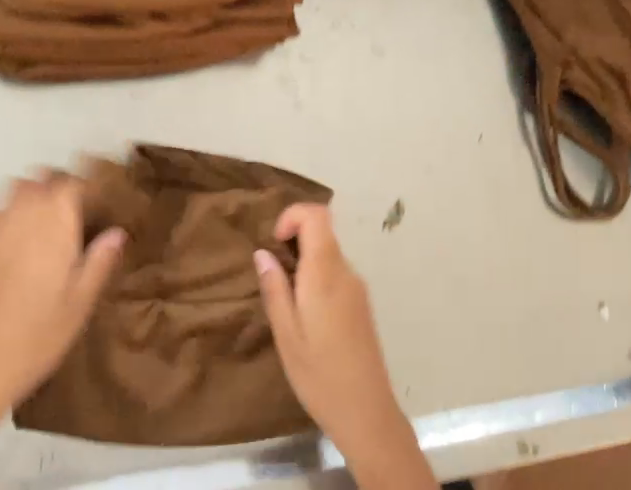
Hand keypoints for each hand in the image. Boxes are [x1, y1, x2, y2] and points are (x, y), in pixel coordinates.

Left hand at [0, 173, 125, 407]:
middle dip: (62, 184)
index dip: (87, 186)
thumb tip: (118, 231)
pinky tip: (22, 234)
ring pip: (17, 188)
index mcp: (55, 228)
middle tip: (81, 208)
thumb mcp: (82, 301)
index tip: (103, 200)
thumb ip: (100, 261)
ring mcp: (0, 232)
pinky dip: (10, 211)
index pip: (70, 185)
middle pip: (42, 179)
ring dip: (35, 192)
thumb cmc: (43, 332)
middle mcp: (26, 220)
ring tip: (52, 215)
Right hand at [253, 204, 411, 456]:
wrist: (367, 413)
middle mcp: (347, 273)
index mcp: (326, 274)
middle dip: (293, 242)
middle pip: (322, 232)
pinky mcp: (361, 304)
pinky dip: (315, 278)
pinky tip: (305, 315)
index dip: (292, 216)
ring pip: (328, 253)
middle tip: (273, 278)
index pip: (317, 215)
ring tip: (285, 302)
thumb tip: (263, 252)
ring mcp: (358, 288)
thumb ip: (275, 288)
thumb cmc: (319, 375)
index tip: (274, 244)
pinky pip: (335, 273)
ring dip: (303, 262)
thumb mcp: (286, 334)